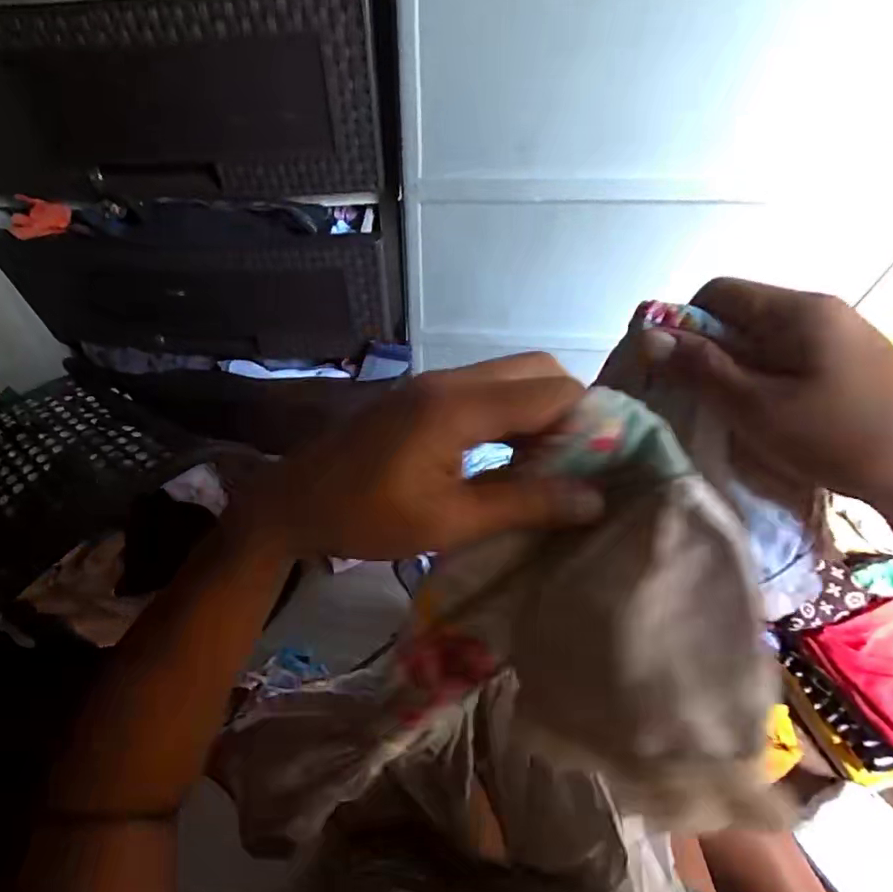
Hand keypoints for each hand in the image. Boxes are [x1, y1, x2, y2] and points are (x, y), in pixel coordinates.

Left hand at [239, 353, 604, 558]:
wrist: (290, 502)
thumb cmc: (366, 517)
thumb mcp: (449, 522)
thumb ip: (523, 505)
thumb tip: (593, 501)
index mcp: (458, 407)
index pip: (552, 392)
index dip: (588, 423)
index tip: (602, 466)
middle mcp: (451, 380)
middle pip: (538, 369)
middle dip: (569, 410)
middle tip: (575, 463)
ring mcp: (434, 383)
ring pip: (513, 376)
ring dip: (540, 411)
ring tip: (548, 464)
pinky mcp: (423, 395)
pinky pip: (487, 390)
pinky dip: (512, 415)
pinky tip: (509, 456)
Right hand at [651, 278, 892, 512]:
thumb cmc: (838, 436)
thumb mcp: (758, 407)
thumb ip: (703, 369)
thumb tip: (650, 335)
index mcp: (797, 308)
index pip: (718, 291)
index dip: (684, 324)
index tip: (672, 370)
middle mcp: (822, 310)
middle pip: (744, 315)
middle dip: (710, 352)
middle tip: (698, 400)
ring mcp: (844, 338)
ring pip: (768, 342)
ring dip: (739, 371)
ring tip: (735, 415)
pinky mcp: (856, 368)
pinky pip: (794, 361)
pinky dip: (769, 383)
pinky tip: (775, 420)